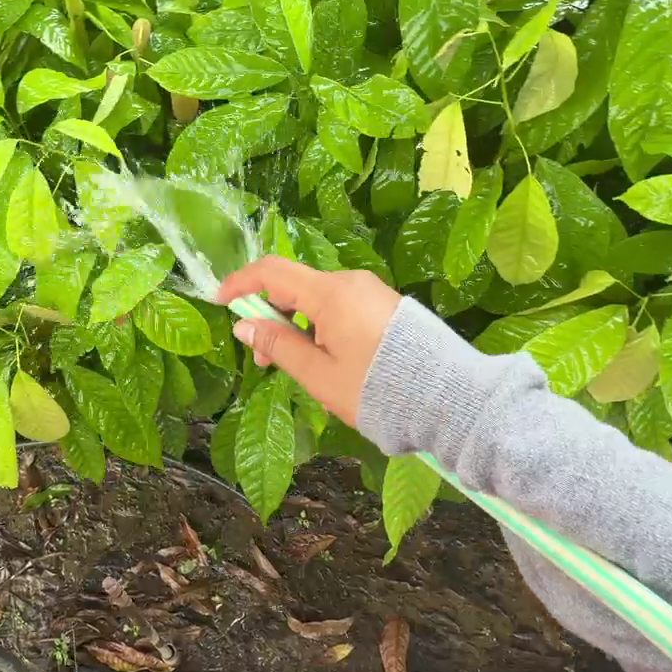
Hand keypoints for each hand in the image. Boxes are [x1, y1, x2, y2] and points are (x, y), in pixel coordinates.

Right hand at [215, 258, 401, 428]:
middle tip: (264, 360)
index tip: (221, 302)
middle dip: (271, 317)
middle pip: (296, 287)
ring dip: (298, 326)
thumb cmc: (376, 389)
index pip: (272, 272)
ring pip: (319, 300)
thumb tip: (245, 326)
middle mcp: (351, 282)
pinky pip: (342, 307)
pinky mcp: (387, 306)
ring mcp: (372, 292)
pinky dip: (322, 326)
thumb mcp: (318, 374)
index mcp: (330, 294)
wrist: (450, 399)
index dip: (241, 283)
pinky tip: (331, 362)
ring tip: (303, 370)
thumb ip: (278, 346)